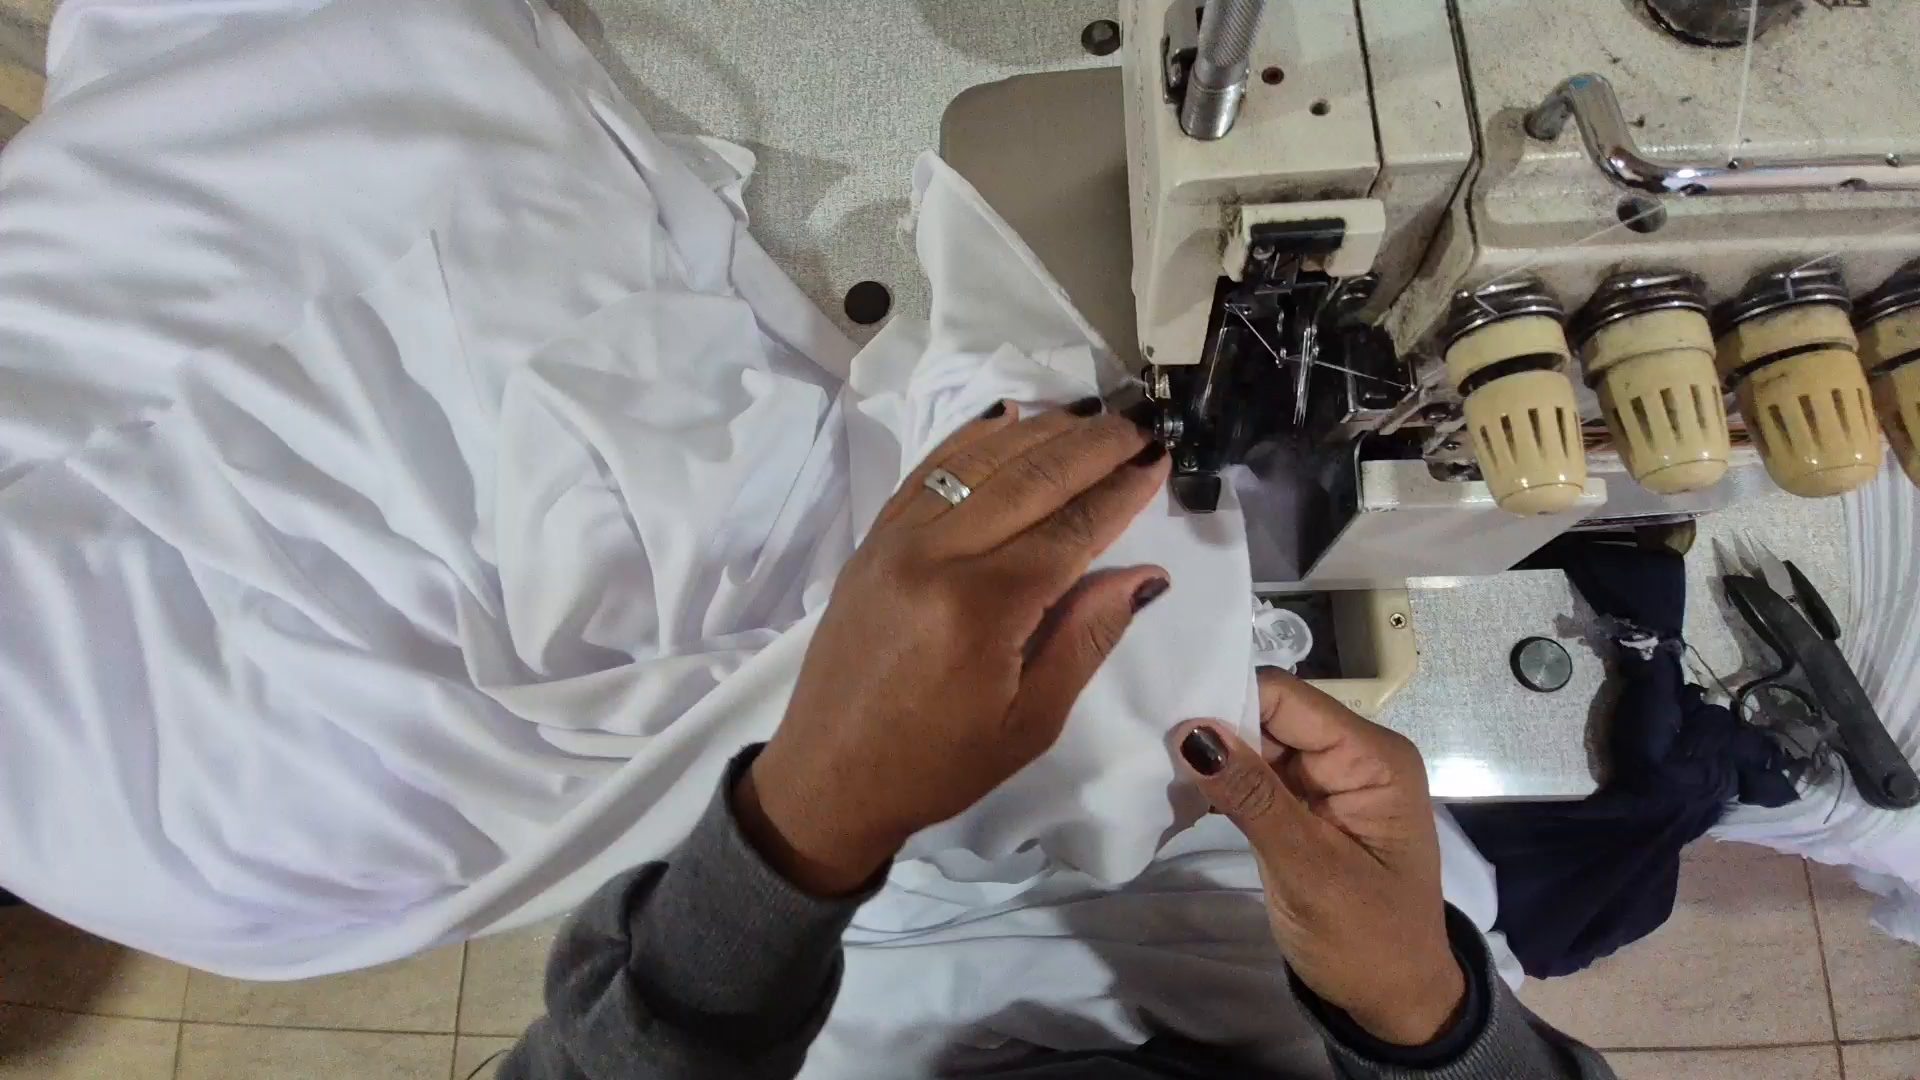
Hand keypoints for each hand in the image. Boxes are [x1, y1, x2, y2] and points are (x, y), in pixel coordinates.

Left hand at [738, 399, 1172, 895]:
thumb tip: (1144, 573)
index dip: (1119, 492)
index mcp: (980, 608)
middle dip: (1090, 446)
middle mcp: (935, 556)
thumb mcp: (1031, 722)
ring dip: (1038, 432)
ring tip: (1087, 415)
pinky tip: (1004, 416)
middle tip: (1137, 424)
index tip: (1159, 459)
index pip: (1068, 530)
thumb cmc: (937, 764)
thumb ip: (1087, 636)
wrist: (829, 775)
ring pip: (977, 461)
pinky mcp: (871, 540)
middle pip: (1027, 478)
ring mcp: (894, 540)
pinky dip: (969, 438)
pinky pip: (926, 471)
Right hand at [1172, 669, 1466, 1046]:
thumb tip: (1192, 731)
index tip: (1169, 716)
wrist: (1391, 1003)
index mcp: (1371, 757)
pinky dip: (1219, 775)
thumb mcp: (1308, 870)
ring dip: (1212, 751)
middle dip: (1214, 725)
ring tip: (1159, 759)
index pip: (1287, 698)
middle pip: (1267, 711)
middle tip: (1153, 738)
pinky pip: (1252, 767)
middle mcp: (1350, 752)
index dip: (1229, 699)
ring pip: (1253, 737)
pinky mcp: (1300, 797)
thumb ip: (1252, 796)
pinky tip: (1184, 783)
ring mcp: (1324, 775)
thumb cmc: (1366, 941)